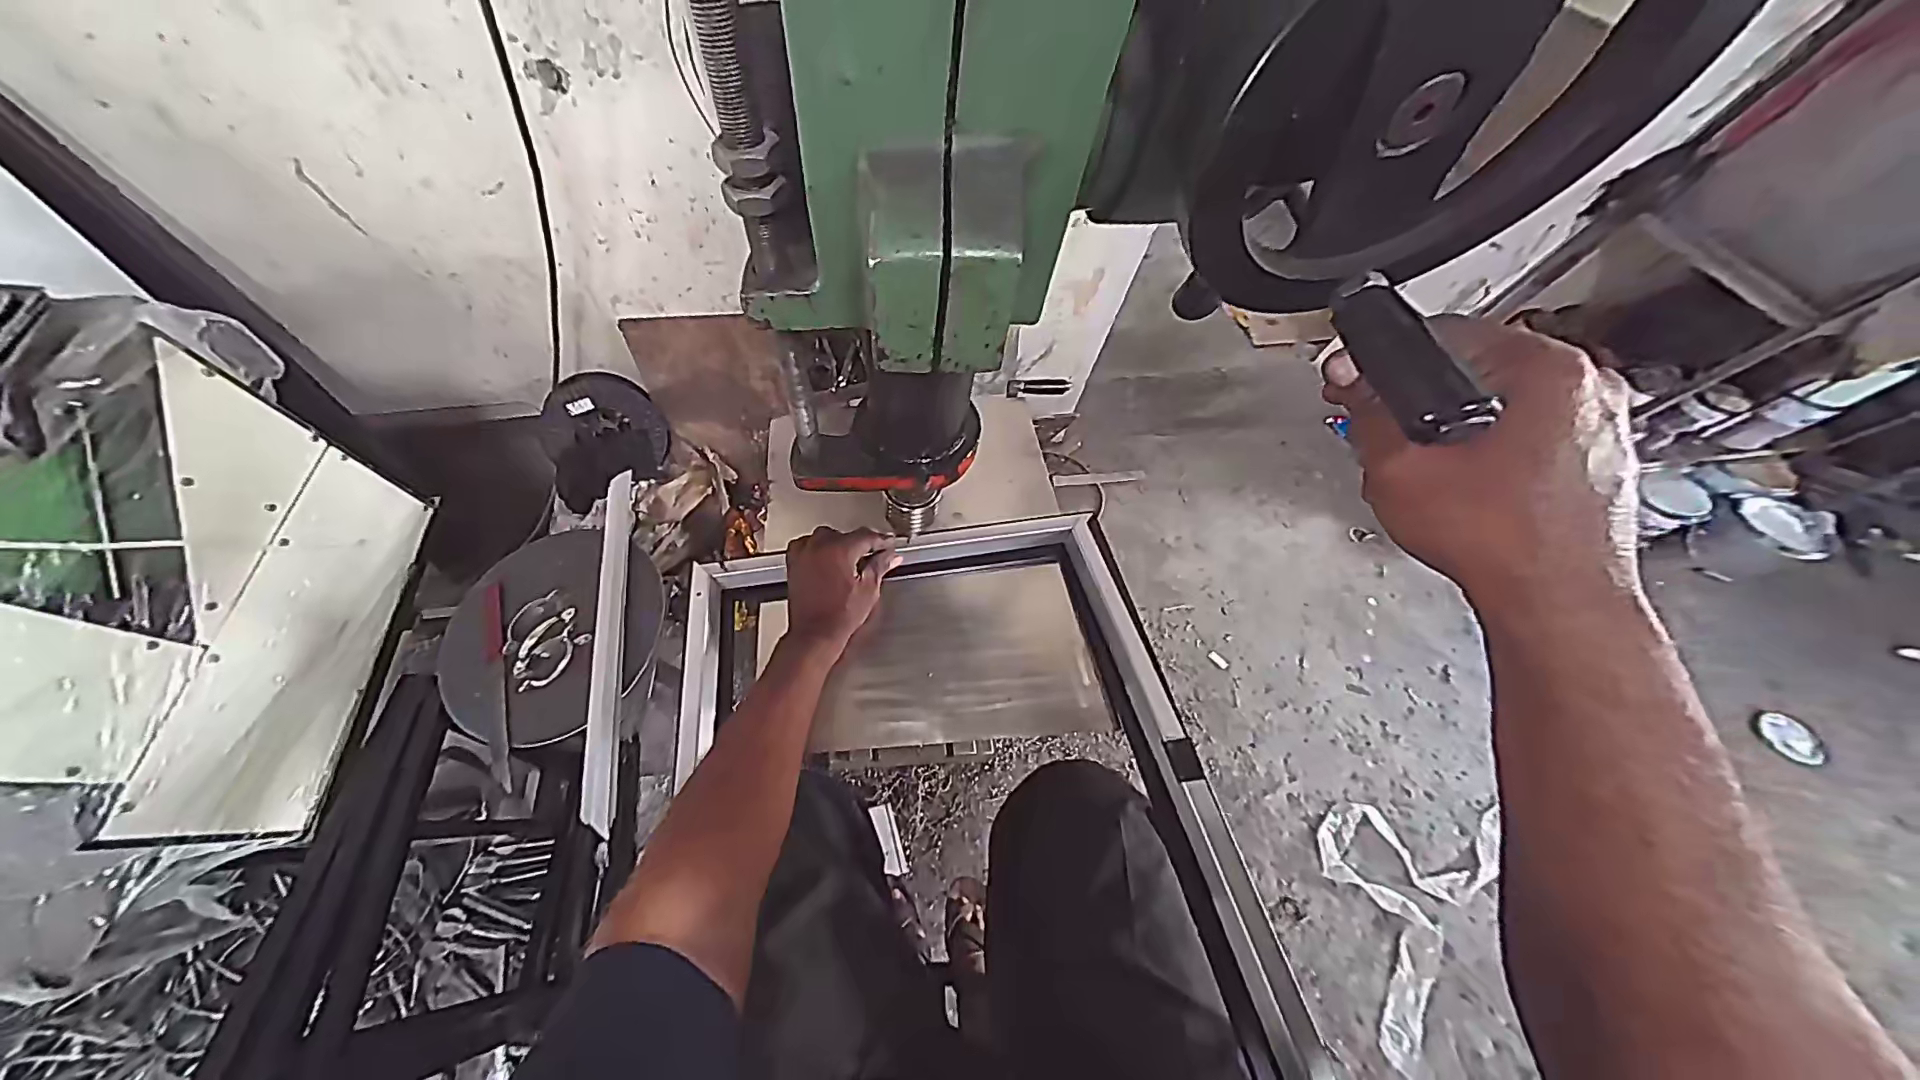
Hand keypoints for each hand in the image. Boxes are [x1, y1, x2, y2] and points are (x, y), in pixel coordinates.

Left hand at [784, 526, 902, 652]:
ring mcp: (804, 554)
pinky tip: (828, 560)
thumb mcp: (868, 590)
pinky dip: (818, 549)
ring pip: (826, 537)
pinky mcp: (794, 564)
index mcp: (840, 549)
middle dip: (861, 544)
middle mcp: (819, 547)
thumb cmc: (838, 616)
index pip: (866, 536)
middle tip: (874, 555)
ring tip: (851, 560)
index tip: (888, 544)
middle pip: (846, 535)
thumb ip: (880, 567)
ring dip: (840, 544)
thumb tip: (889, 556)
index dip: (881, 540)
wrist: (815, 634)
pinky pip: (807, 546)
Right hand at [1321, 315, 1639, 603]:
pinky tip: (1448, 468)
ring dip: (1448, 413)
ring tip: (1404, 444)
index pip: (1449, 334)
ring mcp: (1599, 426)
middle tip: (1369, 409)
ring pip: (1502, 398)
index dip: (1386, 356)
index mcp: (1549, 373)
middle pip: (1478, 364)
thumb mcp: (1400, 471)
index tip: (1357, 373)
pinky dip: (1482, 437)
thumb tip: (1351, 379)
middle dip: (1415, 387)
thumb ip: (1369, 415)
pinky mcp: (1595, 460)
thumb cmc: (1501, 543)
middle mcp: (1587, 390)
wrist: (1555, 602)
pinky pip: (1525, 429)